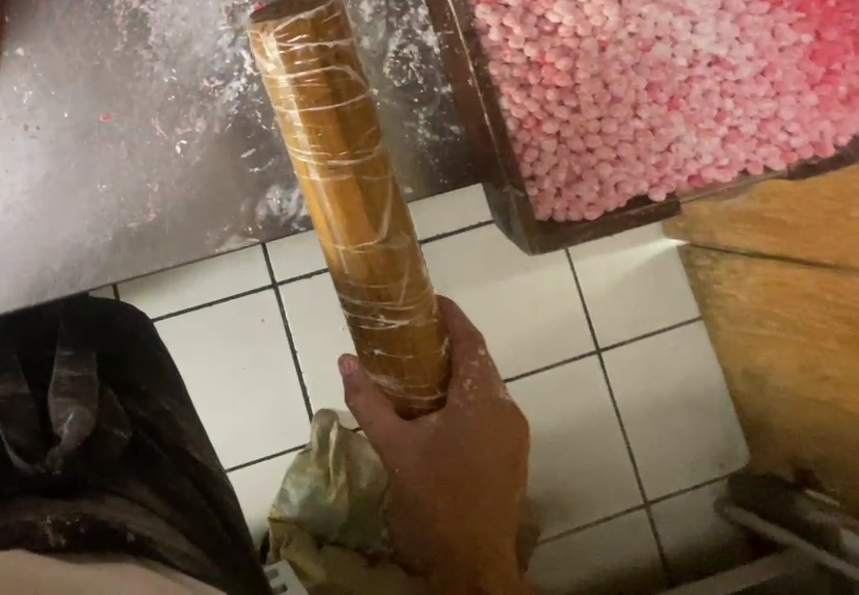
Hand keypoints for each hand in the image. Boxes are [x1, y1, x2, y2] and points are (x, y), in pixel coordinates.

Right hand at [340, 297, 530, 594]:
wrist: (474, 560)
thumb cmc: (435, 496)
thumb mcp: (392, 445)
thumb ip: (367, 400)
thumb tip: (344, 360)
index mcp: (482, 400)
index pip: (470, 341)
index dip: (450, 316)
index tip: (426, 299)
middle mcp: (506, 410)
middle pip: (478, 361)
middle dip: (446, 342)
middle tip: (407, 331)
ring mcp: (513, 434)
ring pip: (483, 386)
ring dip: (453, 371)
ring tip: (413, 363)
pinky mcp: (512, 453)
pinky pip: (487, 408)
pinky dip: (462, 395)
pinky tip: (432, 405)